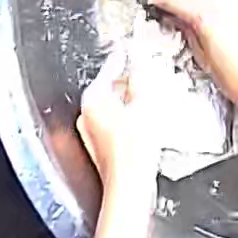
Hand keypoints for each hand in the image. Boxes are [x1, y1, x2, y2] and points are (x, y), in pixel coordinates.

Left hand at [78, 49, 158, 190]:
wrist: (129, 189)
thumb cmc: (134, 149)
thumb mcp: (144, 104)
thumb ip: (140, 79)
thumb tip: (139, 61)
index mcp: (93, 99)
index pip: (110, 69)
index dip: (124, 58)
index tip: (130, 49)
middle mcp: (86, 114)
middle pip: (111, 87)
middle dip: (131, 83)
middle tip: (149, 80)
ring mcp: (90, 132)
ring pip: (114, 106)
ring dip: (131, 102)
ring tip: (150, 103)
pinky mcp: (99, 146)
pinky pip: (114, 122)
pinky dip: (127, 118)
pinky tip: (144, 125)